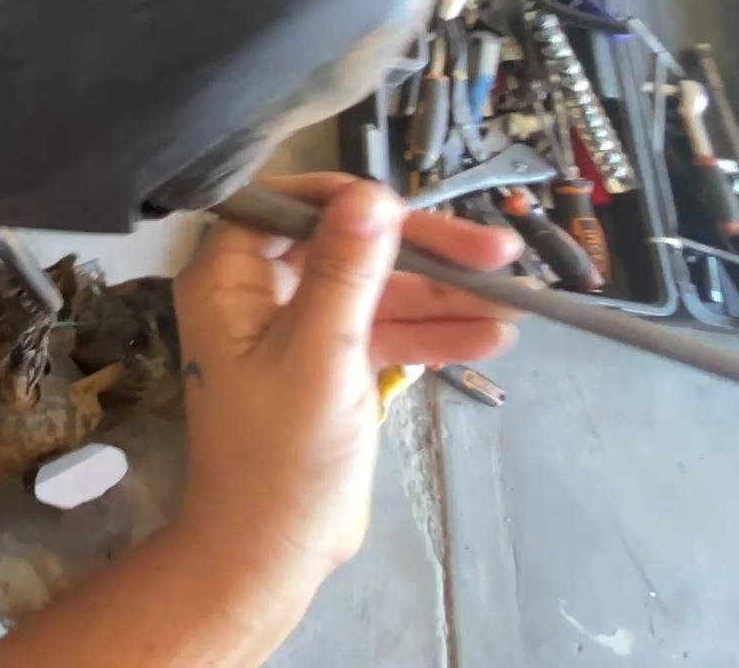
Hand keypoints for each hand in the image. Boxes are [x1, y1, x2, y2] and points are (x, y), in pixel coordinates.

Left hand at [171, 174, 523, 593]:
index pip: (278, 210)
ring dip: (433, 295)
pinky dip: (425, 334)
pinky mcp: (323, 361)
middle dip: (411, 250)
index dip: (341, 201)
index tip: (407, 206)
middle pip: (334, 247)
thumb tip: (367, 196)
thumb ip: (345, 272)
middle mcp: (253, 292)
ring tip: (513, 301)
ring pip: (364, 290)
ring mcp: (290, 327)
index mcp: (225, 278)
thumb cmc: (281, 448)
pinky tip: (489, 337)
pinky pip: (375, 331)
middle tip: (495, 253)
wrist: (272, 543)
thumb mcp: (319, 352)